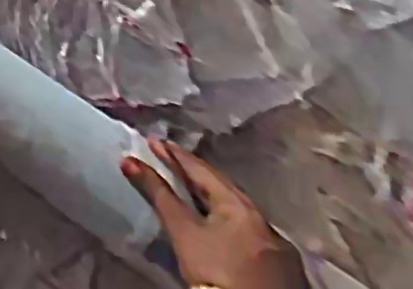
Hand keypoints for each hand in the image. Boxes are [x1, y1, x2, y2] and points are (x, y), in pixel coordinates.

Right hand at [122, 138, 305, 288]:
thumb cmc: (212, 270)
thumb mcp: (181, 230)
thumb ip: (157, 192)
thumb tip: (128, 161)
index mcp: (240, 205)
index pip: (202, 171)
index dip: (177, 155)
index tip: (156, 141)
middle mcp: (264, 220)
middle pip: (223, 187)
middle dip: (195, 172)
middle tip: (170, 158)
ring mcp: (277, 246)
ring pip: (238, 210)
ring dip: (213, 196)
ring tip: (190, 186)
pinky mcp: (283, 270)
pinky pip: (249, 231)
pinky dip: (228, 219)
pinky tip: (218, 221)